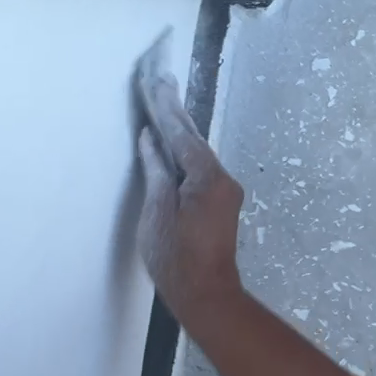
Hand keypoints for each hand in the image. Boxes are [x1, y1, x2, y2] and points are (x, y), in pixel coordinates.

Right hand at [134, 62, 244, 312]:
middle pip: (194, 140)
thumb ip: (156, 171)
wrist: (206, 294)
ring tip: (164, 103)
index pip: (182, 135)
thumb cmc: (175, 257)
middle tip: (162, 81)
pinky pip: (200, 168)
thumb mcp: (157, 212)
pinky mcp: (220, 202)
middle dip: (176, 112)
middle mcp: (222, 178)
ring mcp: (225, 191)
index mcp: (208, 177)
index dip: (166, 110)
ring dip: (180, 131)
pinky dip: (185, 153)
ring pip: (198, 154)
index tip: (156, 83)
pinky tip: (173, 144)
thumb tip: (151, 139)